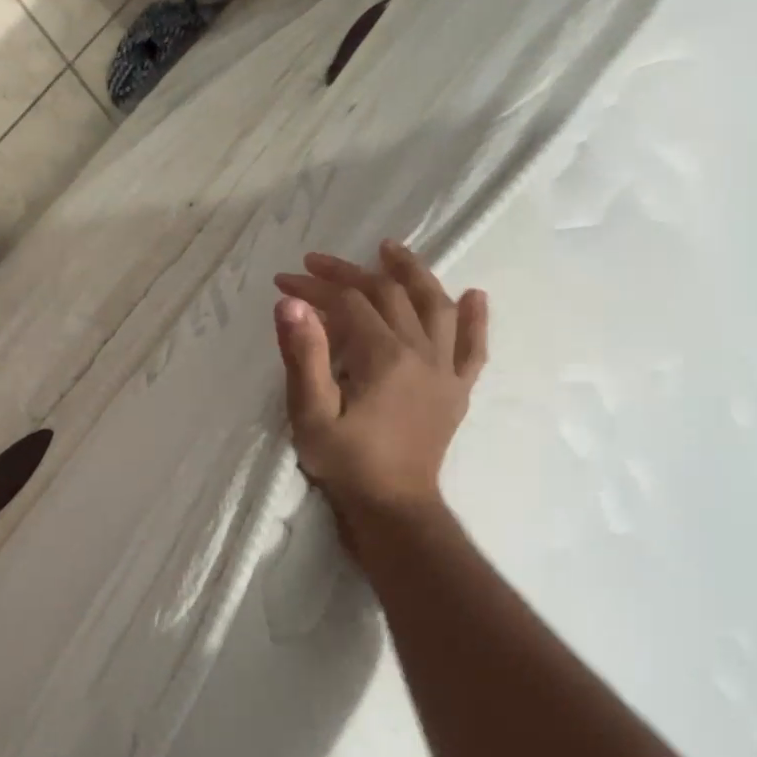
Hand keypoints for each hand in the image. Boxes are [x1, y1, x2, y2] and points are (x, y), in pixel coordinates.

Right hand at [272, 241, 487, 546]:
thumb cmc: (344, 460)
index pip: (348, 304)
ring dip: (413, 274)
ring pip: (436, 307)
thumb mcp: (309, 410)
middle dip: (350, 272)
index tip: (282, 281)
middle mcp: (422, 353)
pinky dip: (474, 317)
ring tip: (392, 251)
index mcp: (384, 357)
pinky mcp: (457, 389)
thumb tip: (291, 303)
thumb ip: (303, 355)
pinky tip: (472, 295)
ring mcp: (446, 370)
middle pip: (389, 296)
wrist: (394, 505)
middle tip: (315, 262)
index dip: (314, 286)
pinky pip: (474, 345)